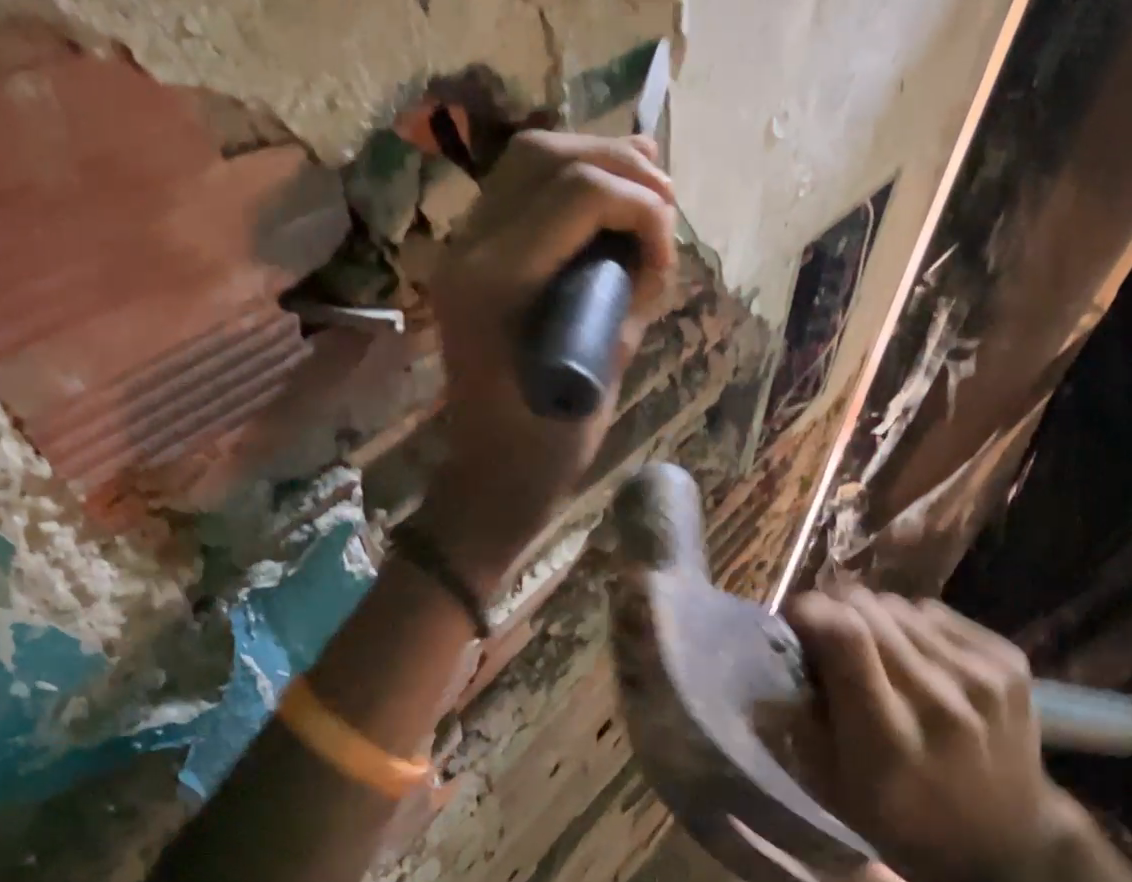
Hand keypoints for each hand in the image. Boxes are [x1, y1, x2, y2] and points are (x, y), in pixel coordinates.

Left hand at [421, 131, 677, 592]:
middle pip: (548, 156)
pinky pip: (521, 188)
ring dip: (596, 159)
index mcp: (496, 283)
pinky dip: (571, 179)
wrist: (489, 475)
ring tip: (647, 189)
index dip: (641, 203)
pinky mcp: (470, 255)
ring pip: (530, 159)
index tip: (670, 245)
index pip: (579, 194)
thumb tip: (659, 242)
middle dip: (621, 164)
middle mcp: (469, 249)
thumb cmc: (549, 447)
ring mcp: (462, 248)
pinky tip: (610, 196)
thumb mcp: (607, 369)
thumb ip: (633, 292)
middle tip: (666, 202)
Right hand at [784, 589, 1094, 881]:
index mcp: (886, 737)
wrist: (1009, 841)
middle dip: (836, 612)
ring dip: (876, 622)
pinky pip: (937, 614)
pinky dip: (915, 628)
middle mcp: (937, 698)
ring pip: (900, 606)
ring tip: (877, 657)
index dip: (808, 612)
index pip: (843, 635)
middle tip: (828, 640)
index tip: (792, 623)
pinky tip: (919, 664)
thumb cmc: (904, 822)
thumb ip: (800, 720)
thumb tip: (774, 657)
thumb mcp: (834, 789)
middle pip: (868, 608)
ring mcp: (980, 676)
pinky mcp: (1009, 660)